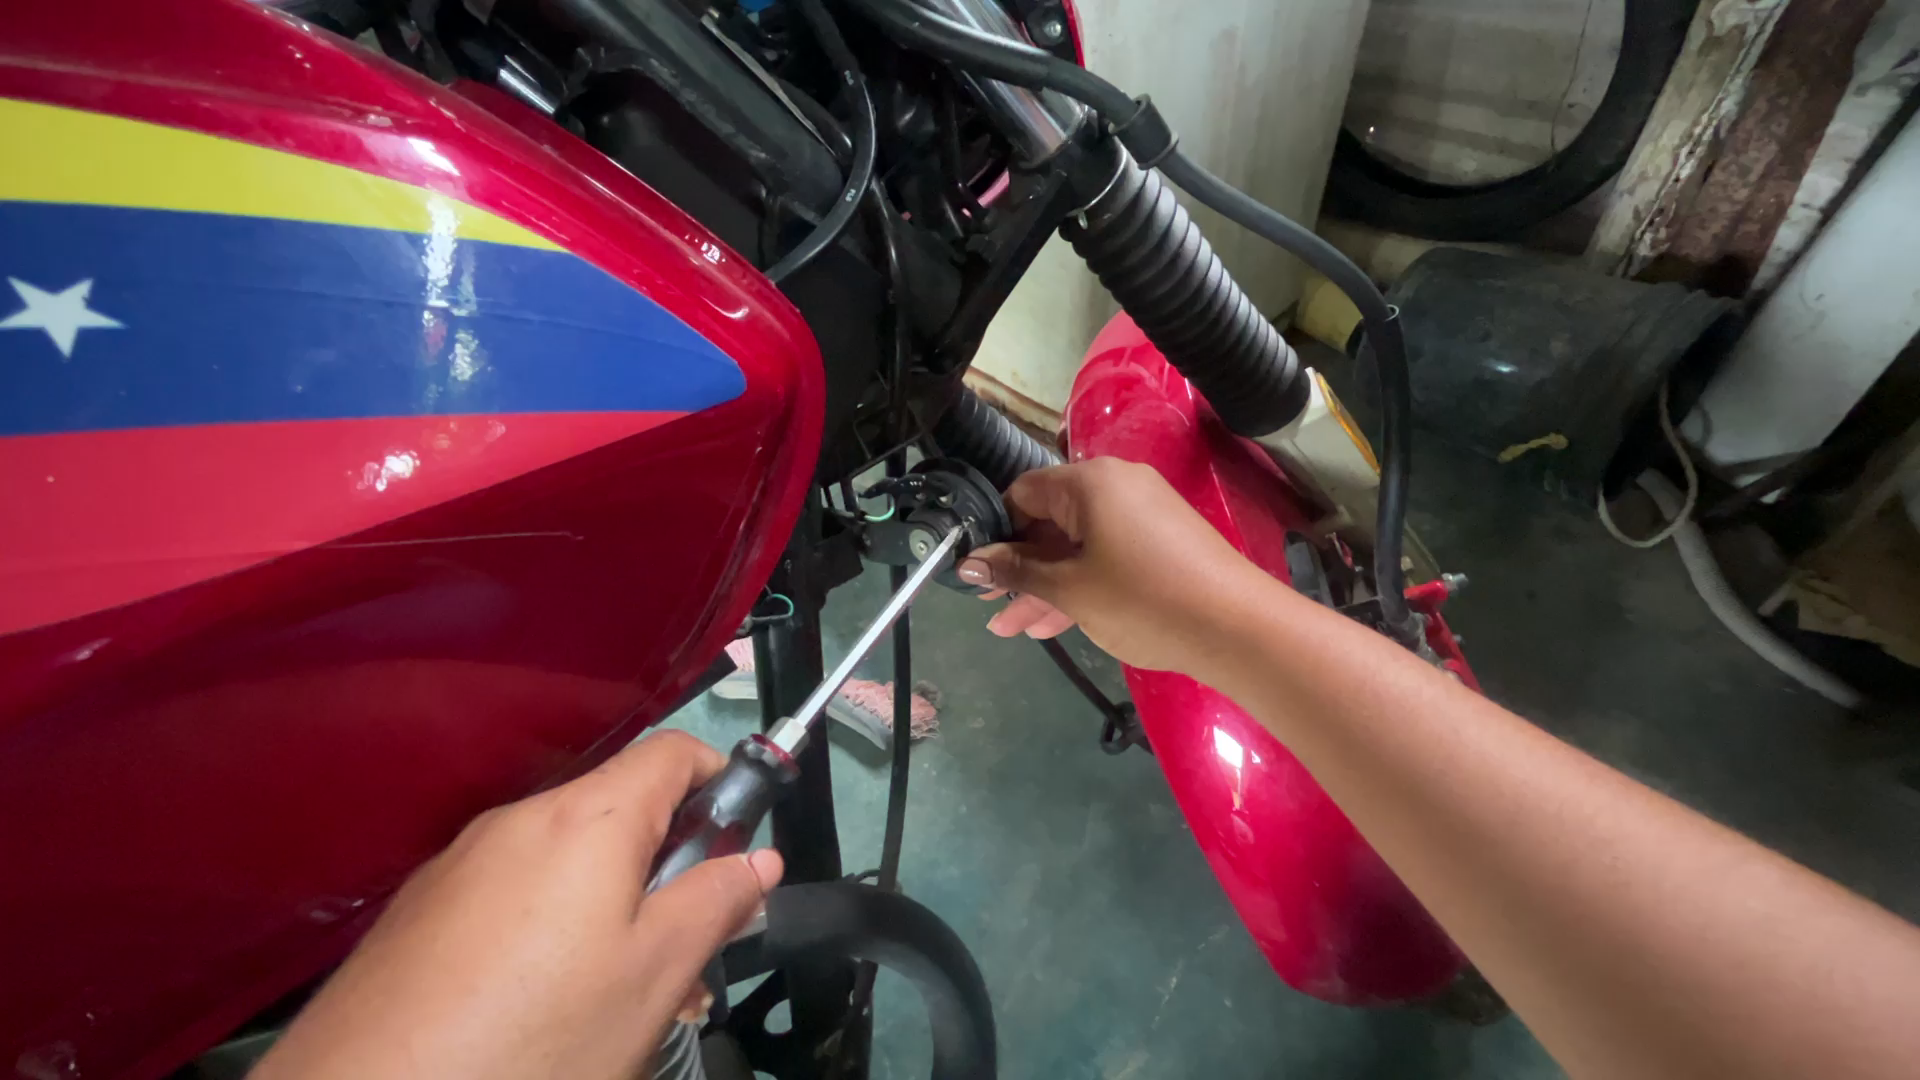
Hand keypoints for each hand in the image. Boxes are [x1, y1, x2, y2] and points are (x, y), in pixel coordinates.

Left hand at [253, 731, 781, 1079]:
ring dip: (610, 895)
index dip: (721, 778)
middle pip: (621, 806)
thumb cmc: (533, 1041)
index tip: (735, 842)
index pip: (674, 751)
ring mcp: (459, 863)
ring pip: (566, 855)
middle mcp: (521, 818)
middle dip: (667, 857)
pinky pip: (510, 889)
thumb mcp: (653, 976)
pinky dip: (548, 918)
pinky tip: (535, 999)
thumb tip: (761, 860)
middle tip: (681, 939)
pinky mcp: (415, 912)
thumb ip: (716, 902)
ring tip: (613, 985)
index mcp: (588, 817)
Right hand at [956, 457, 1276, 676]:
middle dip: (1020, 569)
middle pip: (1050, 523)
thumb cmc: (1141, 599)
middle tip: (993, 606)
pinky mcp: (1159, 544)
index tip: (979, 571)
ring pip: (1077, 547)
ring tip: (1013, 628)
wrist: (1236, 627)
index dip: (997, 532)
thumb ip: (1016, 572)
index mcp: (1089, 483)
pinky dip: (1080, 584)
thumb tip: (966, 562)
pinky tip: (1052, 624)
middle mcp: (1115, 487)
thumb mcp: (1070, 589)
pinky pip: (1104, 557)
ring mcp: (1141, 515)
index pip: (1023, 493)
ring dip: (1046, 585)